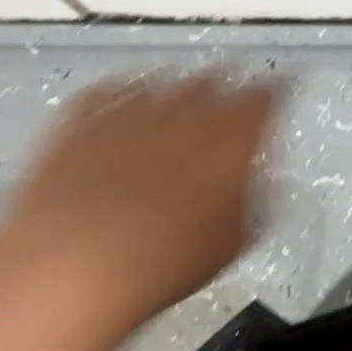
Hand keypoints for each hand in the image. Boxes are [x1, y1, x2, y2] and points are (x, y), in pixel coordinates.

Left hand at [0, 72, 284, 336]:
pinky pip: (102, 94)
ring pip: (162, 81)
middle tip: (228, 112)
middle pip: (216, 78)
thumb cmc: (162, 258)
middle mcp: (187, 107)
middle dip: (225, 92)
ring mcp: (129, 112)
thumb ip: (251, 195)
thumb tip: (252, 191)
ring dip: (172, 95)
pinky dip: (115, 99)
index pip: (271, 91)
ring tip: (175, 115)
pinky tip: (117, 114)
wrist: (71, 272)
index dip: (278, 93)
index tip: (280, 95)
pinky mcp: (76, 126)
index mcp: (238, 129)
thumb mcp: (237, 236)